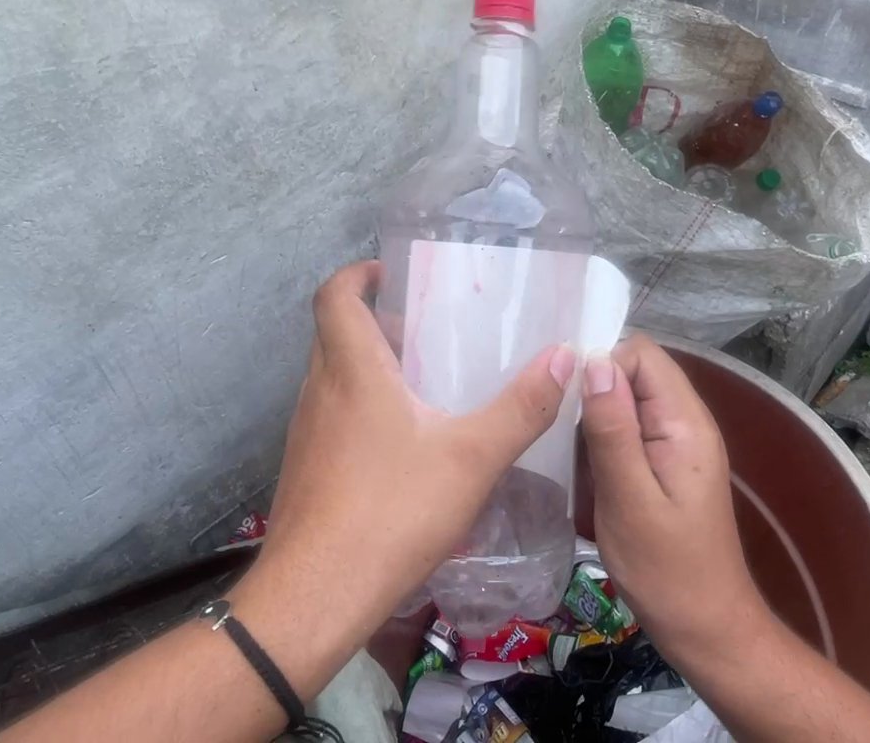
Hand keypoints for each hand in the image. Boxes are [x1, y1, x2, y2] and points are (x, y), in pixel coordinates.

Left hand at [231, 261, 574, 685]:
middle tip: (424, 328)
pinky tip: (401, 443)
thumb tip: (565, 357)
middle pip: (334, 332)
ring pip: (332, 375)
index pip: (334, 295)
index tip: (391, 274)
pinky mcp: (305, 468)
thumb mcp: (471, 457)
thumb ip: (521, 408)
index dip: (357, 274)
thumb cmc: (391, 510)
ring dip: (367, 365)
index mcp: (351, 368)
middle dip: (374, 319)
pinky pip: (331, 415)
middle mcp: (319, 389)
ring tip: (422, 381)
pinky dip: (360, 407)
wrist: (316, 595)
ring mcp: (306, 432)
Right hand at [581, 335, 761, 656]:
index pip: (640, 354)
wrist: (704, 628)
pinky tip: (580, 461)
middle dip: (593, 385)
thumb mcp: (630, 499)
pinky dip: (601, 436)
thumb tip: (594, 361)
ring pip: (626, 398)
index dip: (600, 362)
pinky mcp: (661, 463)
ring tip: (561, 442)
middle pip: (633, 371)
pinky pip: (626, 427)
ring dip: (593, 413)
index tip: (564, 394)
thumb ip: (612, 429)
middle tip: (555, 421)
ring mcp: (674, 443)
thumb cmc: (666, 569)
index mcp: (684, 422)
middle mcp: (684, 421)